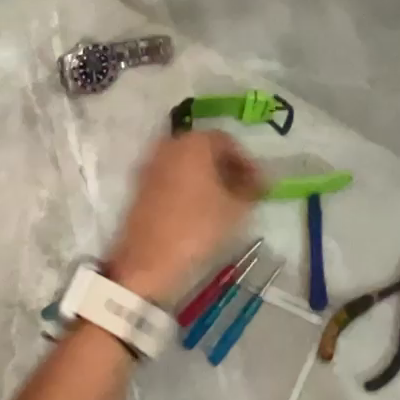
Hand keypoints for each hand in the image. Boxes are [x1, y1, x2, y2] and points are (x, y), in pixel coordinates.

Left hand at [105, 131, 263, 303]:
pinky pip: (171, 177)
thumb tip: (259, 181)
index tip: (258, 185)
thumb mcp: (237, 208)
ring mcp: (151, 164)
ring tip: (222, 203)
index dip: (246, 162)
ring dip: (206, 177)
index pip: (227, 141)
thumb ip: (252, 188)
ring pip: (186, 163)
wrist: (148, 258)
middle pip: (204, 149)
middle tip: (241, 192)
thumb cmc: (198, 227)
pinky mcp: (140, 185)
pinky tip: (198, 209)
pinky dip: (187, 186)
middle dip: (225, 168)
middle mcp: (169, 145)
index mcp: (194, 142)